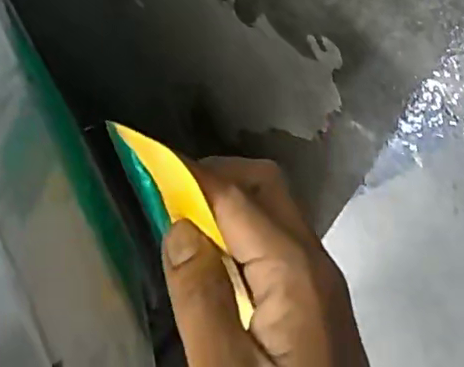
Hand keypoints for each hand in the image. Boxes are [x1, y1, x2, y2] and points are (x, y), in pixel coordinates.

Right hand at [161, 157, 367, 366]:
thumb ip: (201, 298)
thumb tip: (178, 224)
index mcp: (293, 270)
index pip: (233, 193)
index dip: (186, 171)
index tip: (144, 155)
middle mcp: (313, 263)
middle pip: (264, 186)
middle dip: (212, 174)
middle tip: (163, 190)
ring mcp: (319, 285)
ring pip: (271, 212)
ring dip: (225, 201)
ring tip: (179, 217)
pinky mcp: (315, 308)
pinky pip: (274, 244)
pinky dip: (239, 232)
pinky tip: (212, 260)